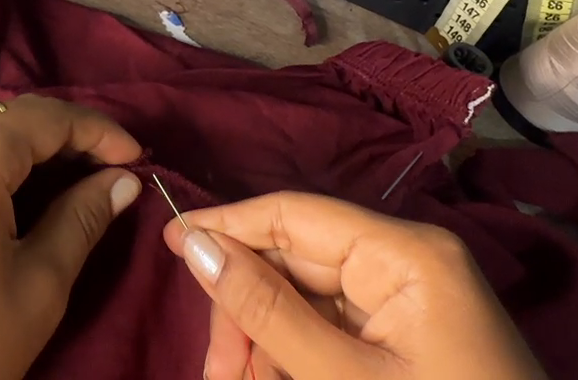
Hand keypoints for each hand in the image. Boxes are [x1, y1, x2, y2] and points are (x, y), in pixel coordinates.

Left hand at [0, 95, 143, 379]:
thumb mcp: (39, 283)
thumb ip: (83, 218)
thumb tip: (122, 180)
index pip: (52, 117)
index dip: (102, 132)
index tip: (143, 160)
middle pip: (20, 116)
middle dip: (73, 135)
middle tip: (119, 171)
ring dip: (42, 145)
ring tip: (88, 178)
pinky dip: (10, 159)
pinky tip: (37, 187)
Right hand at [163, 192, 544, 379]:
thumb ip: (269, 312)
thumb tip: (196, 243)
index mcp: (404, 254)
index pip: (292, 214)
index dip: (227, 223)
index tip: (169, 242)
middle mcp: (405, 262)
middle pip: (294, 260)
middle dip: (247, 312)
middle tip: (217, 374)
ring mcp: (408, 301)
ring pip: (304, 299)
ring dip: (265, 343)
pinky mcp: (408, 338)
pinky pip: (330, 331)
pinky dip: (295, 358)